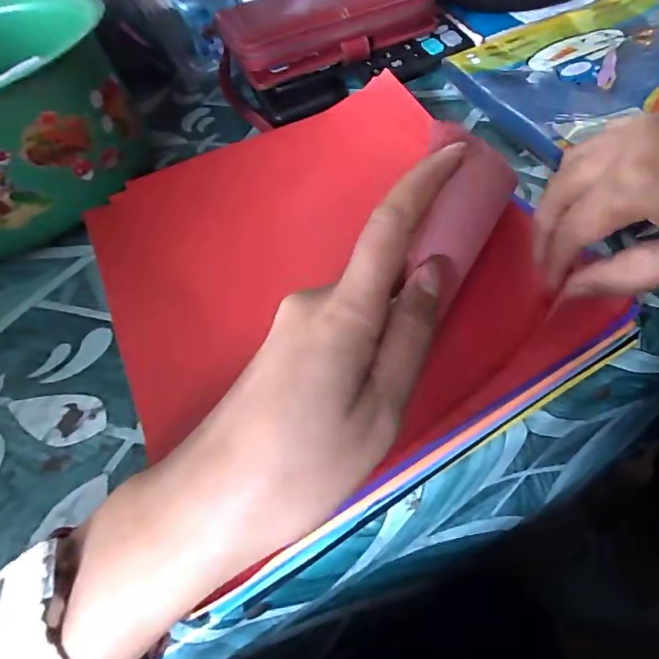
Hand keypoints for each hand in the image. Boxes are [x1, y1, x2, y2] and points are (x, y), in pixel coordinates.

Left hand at [58, 142, 468, 658]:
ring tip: (380, 406)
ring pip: (359, 308)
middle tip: (427, 355)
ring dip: (387, 332)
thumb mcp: (379, 411)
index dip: (421, 185)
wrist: (207, 504)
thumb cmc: (304, 468)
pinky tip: (353, 404)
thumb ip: (410, 334)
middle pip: (378, 275)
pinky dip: (364, 345)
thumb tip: (432, 268)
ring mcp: (289, 321)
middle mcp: (310, 300)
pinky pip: (338, 326)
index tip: (452, 153)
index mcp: (341, 311)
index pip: (388, 227)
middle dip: (413, 291)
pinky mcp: (279, 344)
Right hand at [531, 108, 658, 298]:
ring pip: (574, 157)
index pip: (571, 228)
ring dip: (559, 195)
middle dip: (545, 229)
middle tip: (544, 263)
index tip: (548, 292)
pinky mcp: (658, 115)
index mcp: (632, 183)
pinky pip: (599, 140)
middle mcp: (623, 144)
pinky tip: (593, 189)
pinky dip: (582, 168)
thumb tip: (571, 290)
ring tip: (561, 229)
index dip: (554, 262)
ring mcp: (640, 123)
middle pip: (561, 188)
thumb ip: (622, 275)